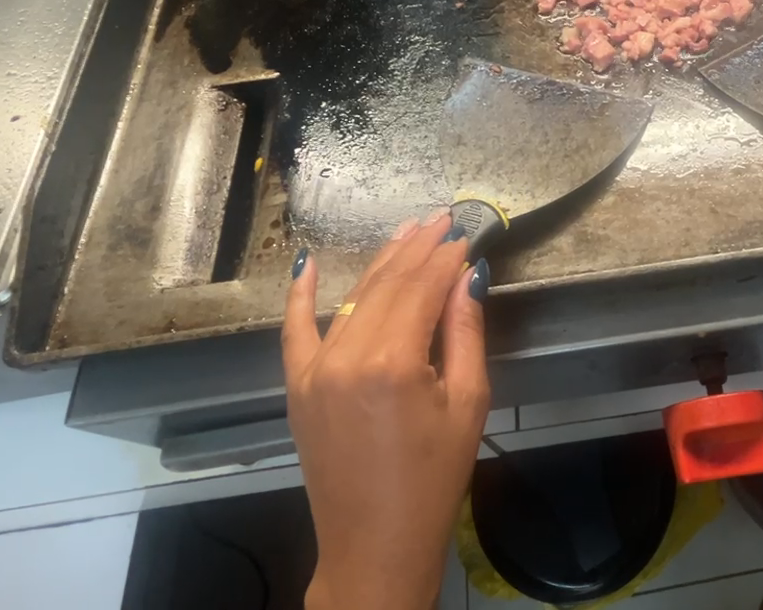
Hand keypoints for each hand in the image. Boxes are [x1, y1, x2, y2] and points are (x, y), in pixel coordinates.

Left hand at [282, 212, 491, 609]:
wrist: (375, 544)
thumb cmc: (435, 478)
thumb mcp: (468, 403)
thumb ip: (464, 332)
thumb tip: (468, 275)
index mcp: (393, 363)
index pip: (423, 288)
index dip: (446, 258)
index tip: (466, 234)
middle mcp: (347, 356)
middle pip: (388, 284)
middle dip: (418, 248)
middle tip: (442, 218)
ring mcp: (315, 370)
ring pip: (352, 297)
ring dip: (382, 261)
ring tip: (408, 229)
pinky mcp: (297, 386)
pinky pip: (294, 331)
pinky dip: (299, 295)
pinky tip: (306, 262)